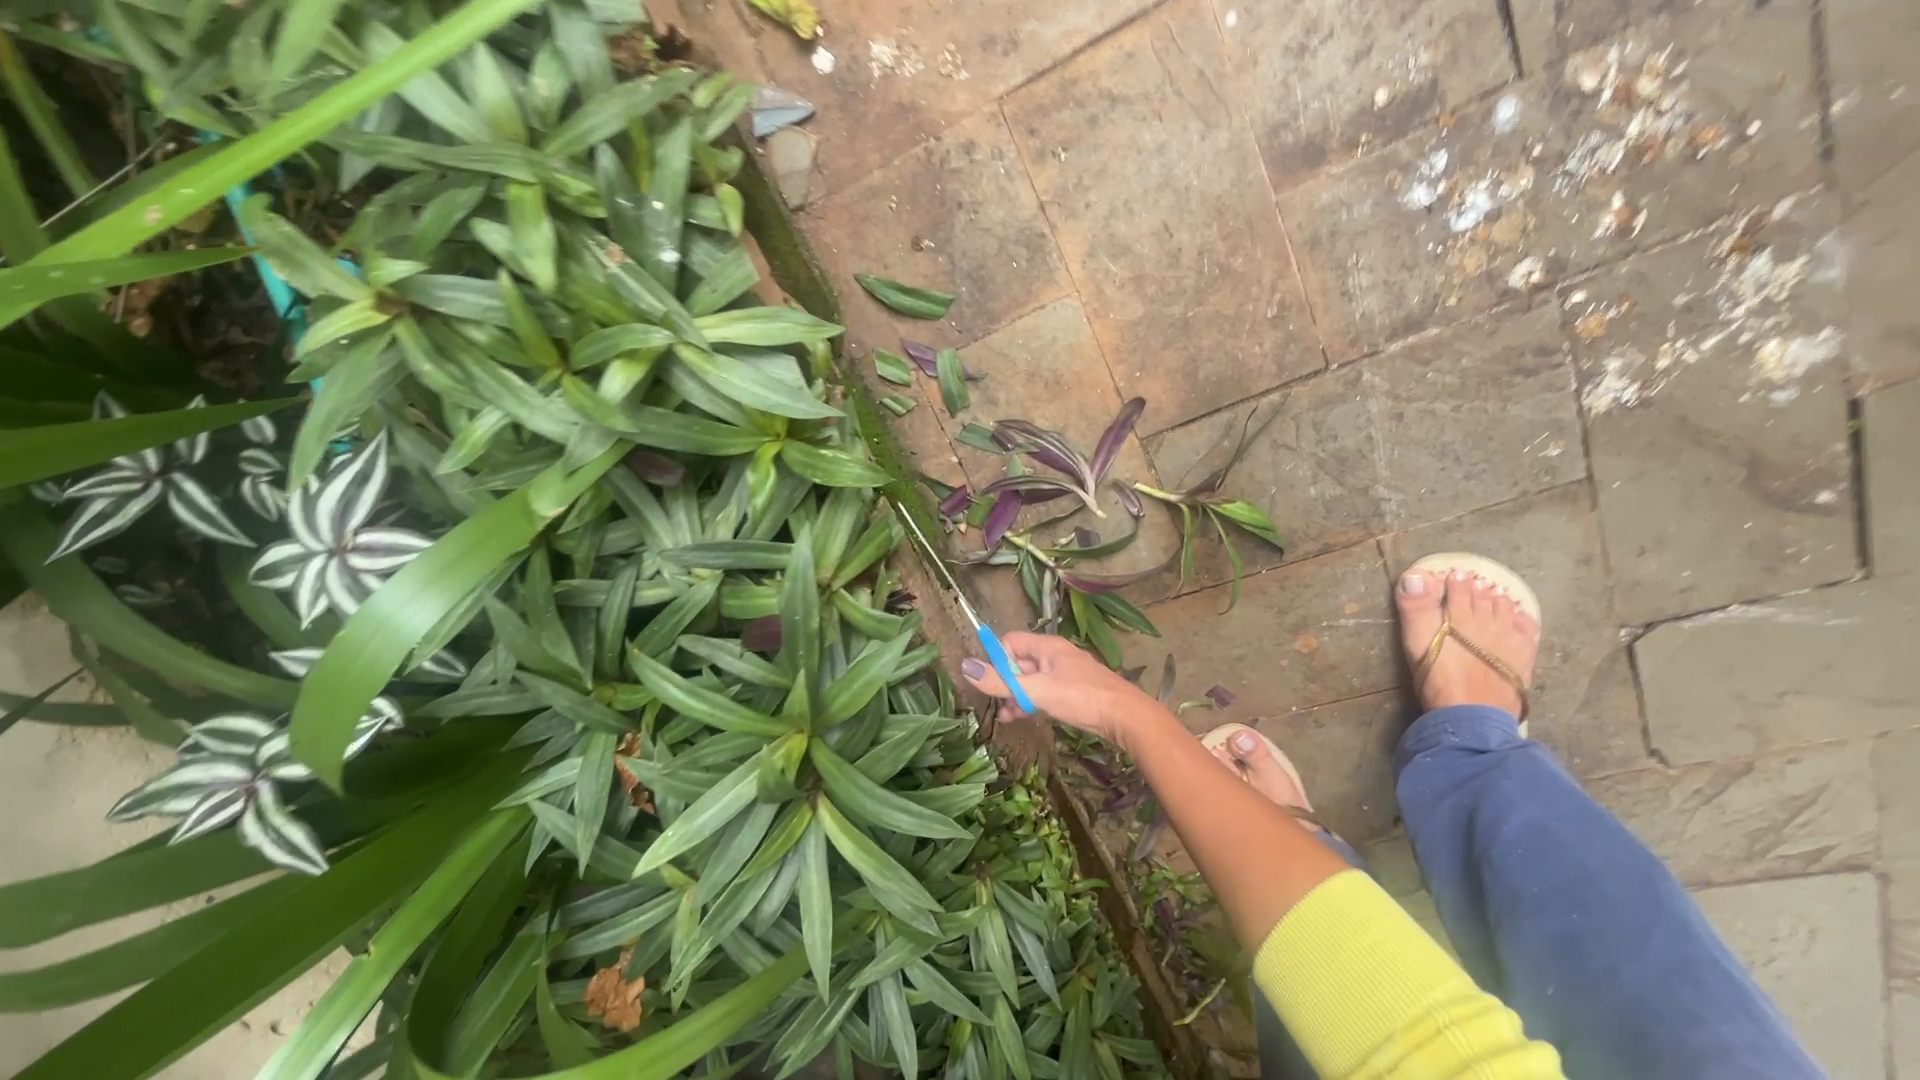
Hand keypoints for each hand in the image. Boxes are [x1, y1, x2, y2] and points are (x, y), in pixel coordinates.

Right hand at [960, 632, 1160, 745]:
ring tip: (1009, 717)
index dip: (998, 660)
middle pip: (1019, 662)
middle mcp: (1055, 655)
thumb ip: (1001, 682)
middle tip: (1000, 704)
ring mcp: (1065, 674)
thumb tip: (965, 667)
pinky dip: (1032, 702)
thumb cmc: (1081, 697)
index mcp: (1047, 646)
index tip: (994, 683)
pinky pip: (1043, 692)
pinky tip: (1025, 717)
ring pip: (1031, 680)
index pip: (1010, 642)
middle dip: (1006, 683)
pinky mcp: (1072, 692)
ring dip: (1017, 696)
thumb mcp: (1037, 691)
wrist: (1126, 717)